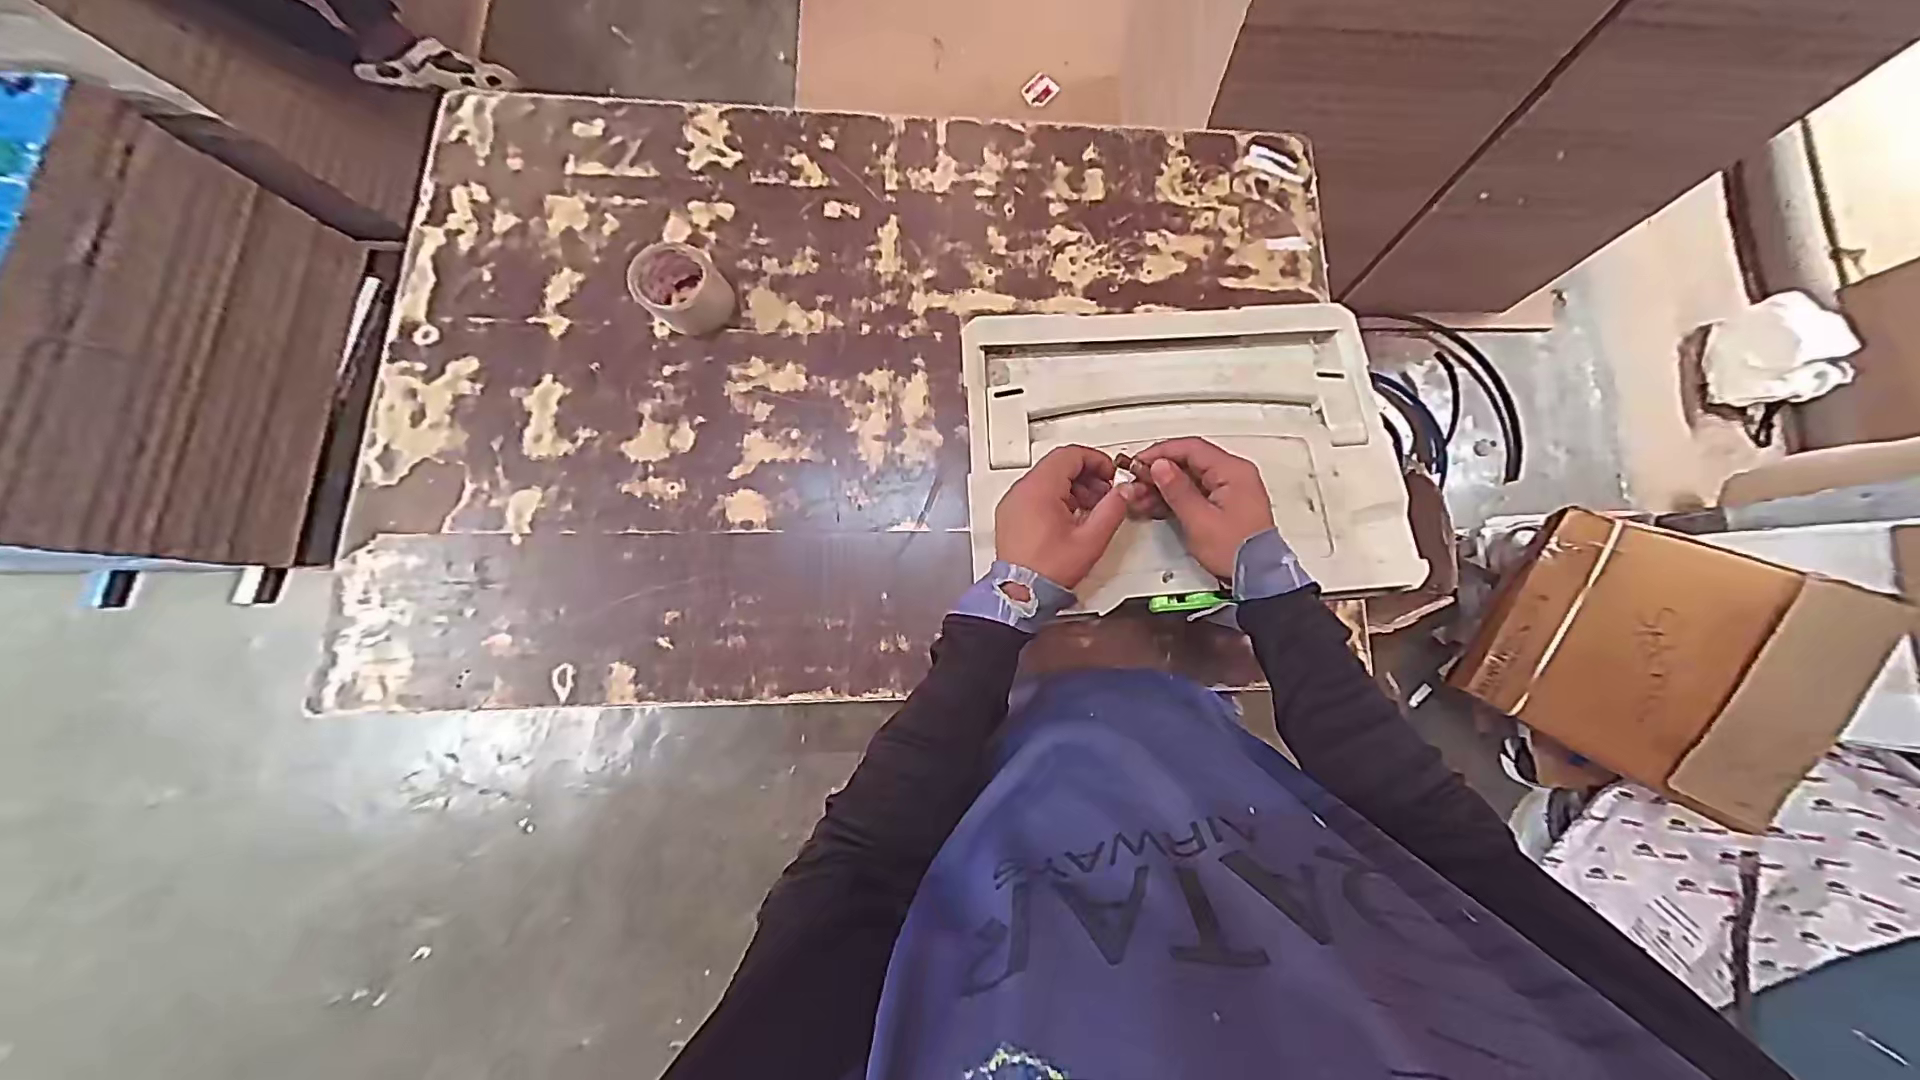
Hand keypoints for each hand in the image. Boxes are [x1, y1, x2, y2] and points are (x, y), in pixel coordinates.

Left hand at [995, 445, 1127, 588]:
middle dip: (1086, 474)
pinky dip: (1056, 497)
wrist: (1021, 592)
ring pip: (1046, 478)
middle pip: (1058, 464)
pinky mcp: (1011, 515)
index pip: (1069, 455)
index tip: (1110, 474)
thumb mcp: (1091, 539)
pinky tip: (1072, 517)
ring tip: (1091, 508)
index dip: (1096, 460)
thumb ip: (1113, 509)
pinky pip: (1035, 494)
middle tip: (1105, 492)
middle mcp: (1021, 491)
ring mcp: (1013, 503)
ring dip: (1072, 486)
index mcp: (1039, 490)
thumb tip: (1124, 491)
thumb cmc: (1048, 570)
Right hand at [1125, 437, 1274, 578]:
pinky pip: (1193, 492)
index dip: (1161, 452)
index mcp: (1233, 472)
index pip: (1191, 448)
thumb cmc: (1237, 551)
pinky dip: (1172, 497)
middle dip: (1159, 471)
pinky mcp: (1222, 505)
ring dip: (1162, 486)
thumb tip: (1160, 466)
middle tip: (1136, 482)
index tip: (1140, 462)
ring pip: (1188, 477)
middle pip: (1188, 461)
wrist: (1257, 577)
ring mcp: (1228, 490)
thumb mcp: (1199, 519)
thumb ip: (1177, 490)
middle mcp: (1233, 476)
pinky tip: (1153, 505)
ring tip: (1140, 497)